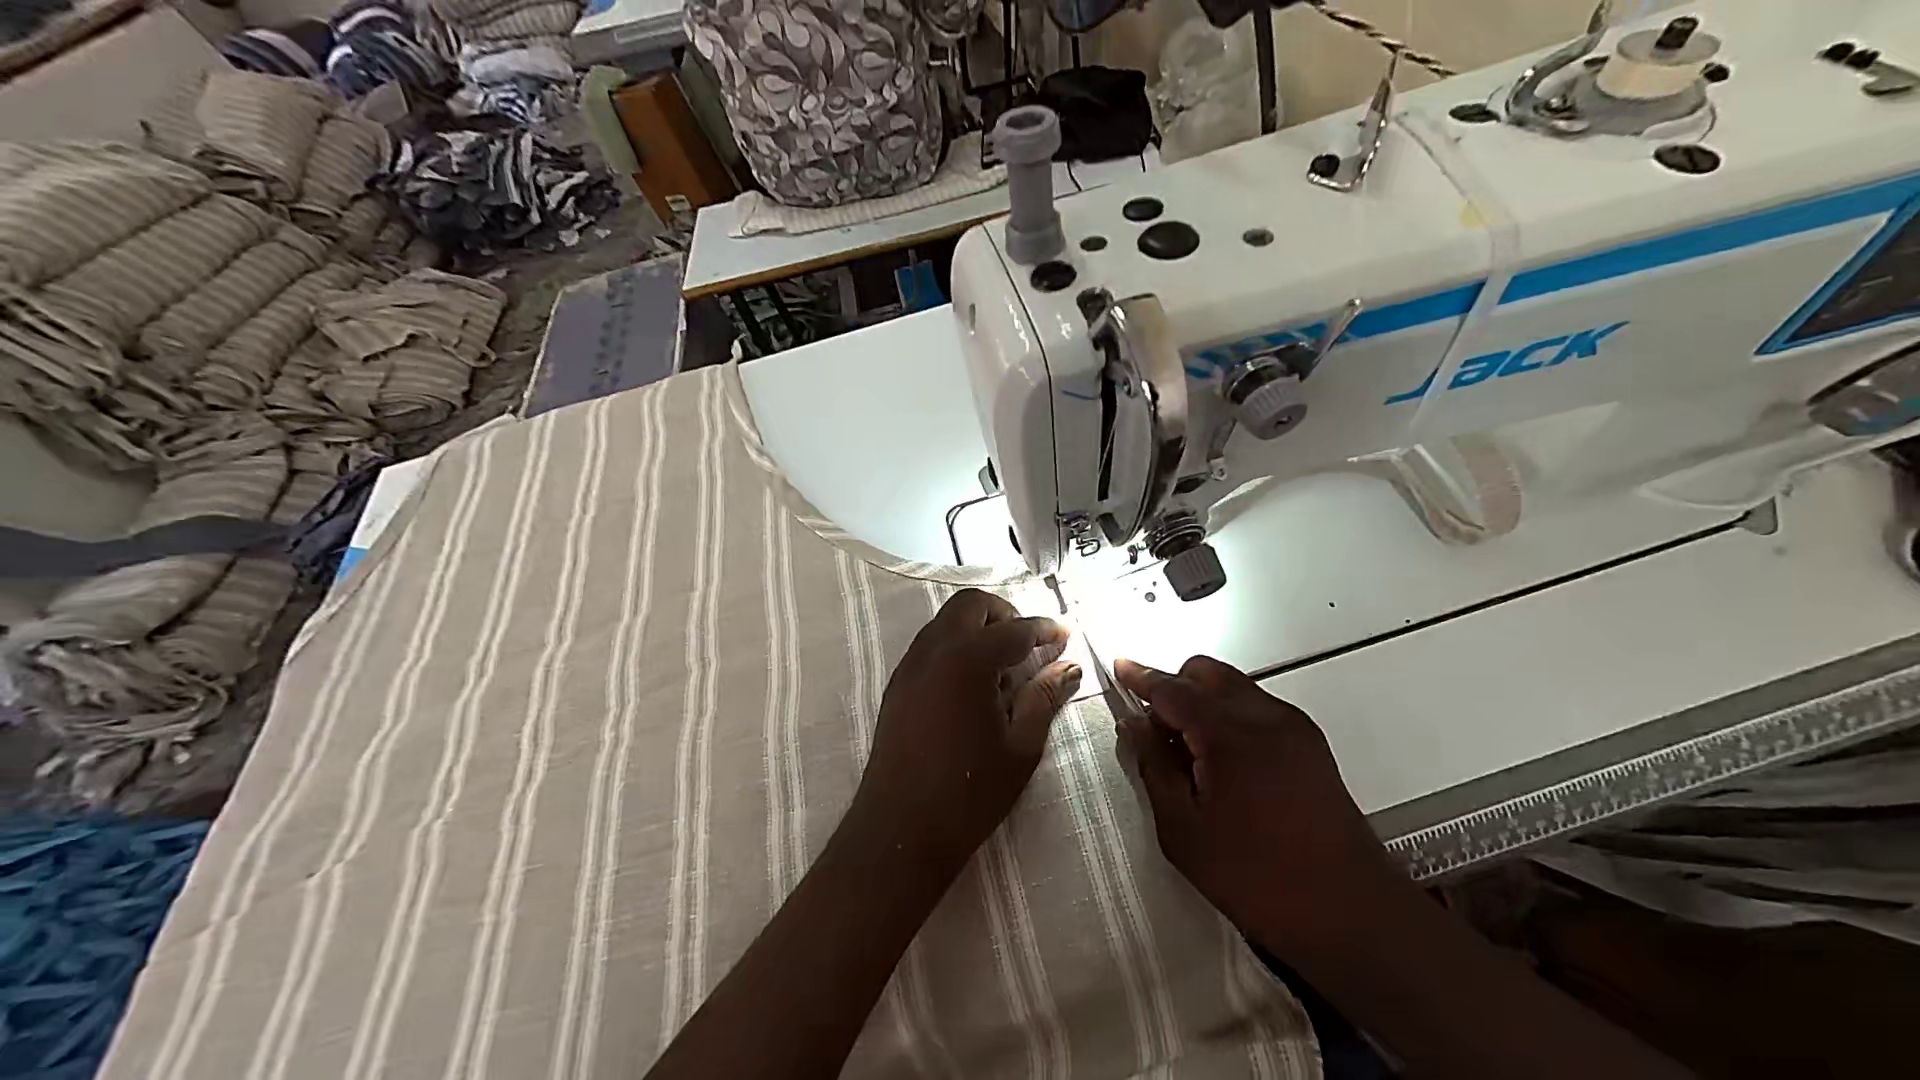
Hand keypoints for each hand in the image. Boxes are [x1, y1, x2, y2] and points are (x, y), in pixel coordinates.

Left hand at [852, 588, 1081, 870]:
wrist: (900, 830)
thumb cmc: (969, 794)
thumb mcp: (1021, 747)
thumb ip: (1045, 698)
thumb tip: (1069, 666)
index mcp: (967, 661)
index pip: (1014, 630)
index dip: (1045, 629)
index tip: (1066, 635)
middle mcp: (933, 651)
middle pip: (970, 606)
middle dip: (1005, 614)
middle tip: (1030, 644)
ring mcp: (909, 666)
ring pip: (946, 622)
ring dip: (977, 629)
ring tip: (1003, 668)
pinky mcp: (897, 684)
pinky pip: (930, 645)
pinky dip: (956, 646)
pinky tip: (973, 685)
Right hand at [1114, 656, 1411, 952]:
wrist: (1349, 914)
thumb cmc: (1260, 880)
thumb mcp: (1184, 830)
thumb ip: (1154, 766)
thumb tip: (1136, 727)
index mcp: (1231, 735)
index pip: (1173, 688)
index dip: (1141, 677)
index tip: (1121, 668)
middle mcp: (1266, 718)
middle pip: (1207, 673)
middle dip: (1173, 685)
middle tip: (1151, 724)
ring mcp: (1294, 728)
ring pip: (1234, 686)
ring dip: (1202, 700)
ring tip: (1185, 749)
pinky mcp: (1311, 744)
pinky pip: (1257, 707)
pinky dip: (1229, 714)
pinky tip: (1220, 760)